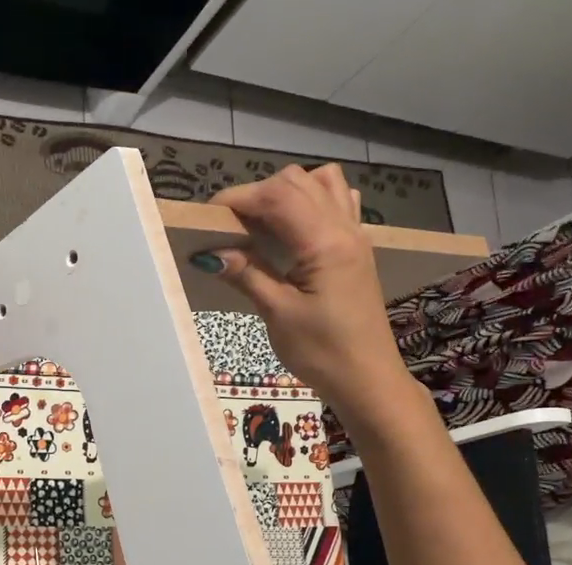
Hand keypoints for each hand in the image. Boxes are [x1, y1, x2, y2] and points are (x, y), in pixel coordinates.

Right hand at [201, 165, 415, 421]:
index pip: (279, 197)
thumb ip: (247, 274)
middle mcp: (344, 227)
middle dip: (257, 193)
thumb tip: (212, 252)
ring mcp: (354, 235)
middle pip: (298, 182)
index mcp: (325, 243)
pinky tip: (290, 230)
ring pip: (322, 183)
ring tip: (259, 223)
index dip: (239, 198)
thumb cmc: (321, 350)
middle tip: (227, 225)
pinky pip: (336, 203)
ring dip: (286, 192)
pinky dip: (309, 202)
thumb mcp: (277, 313)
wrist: (365, 375)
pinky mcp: (354, 248)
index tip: (207, 217)